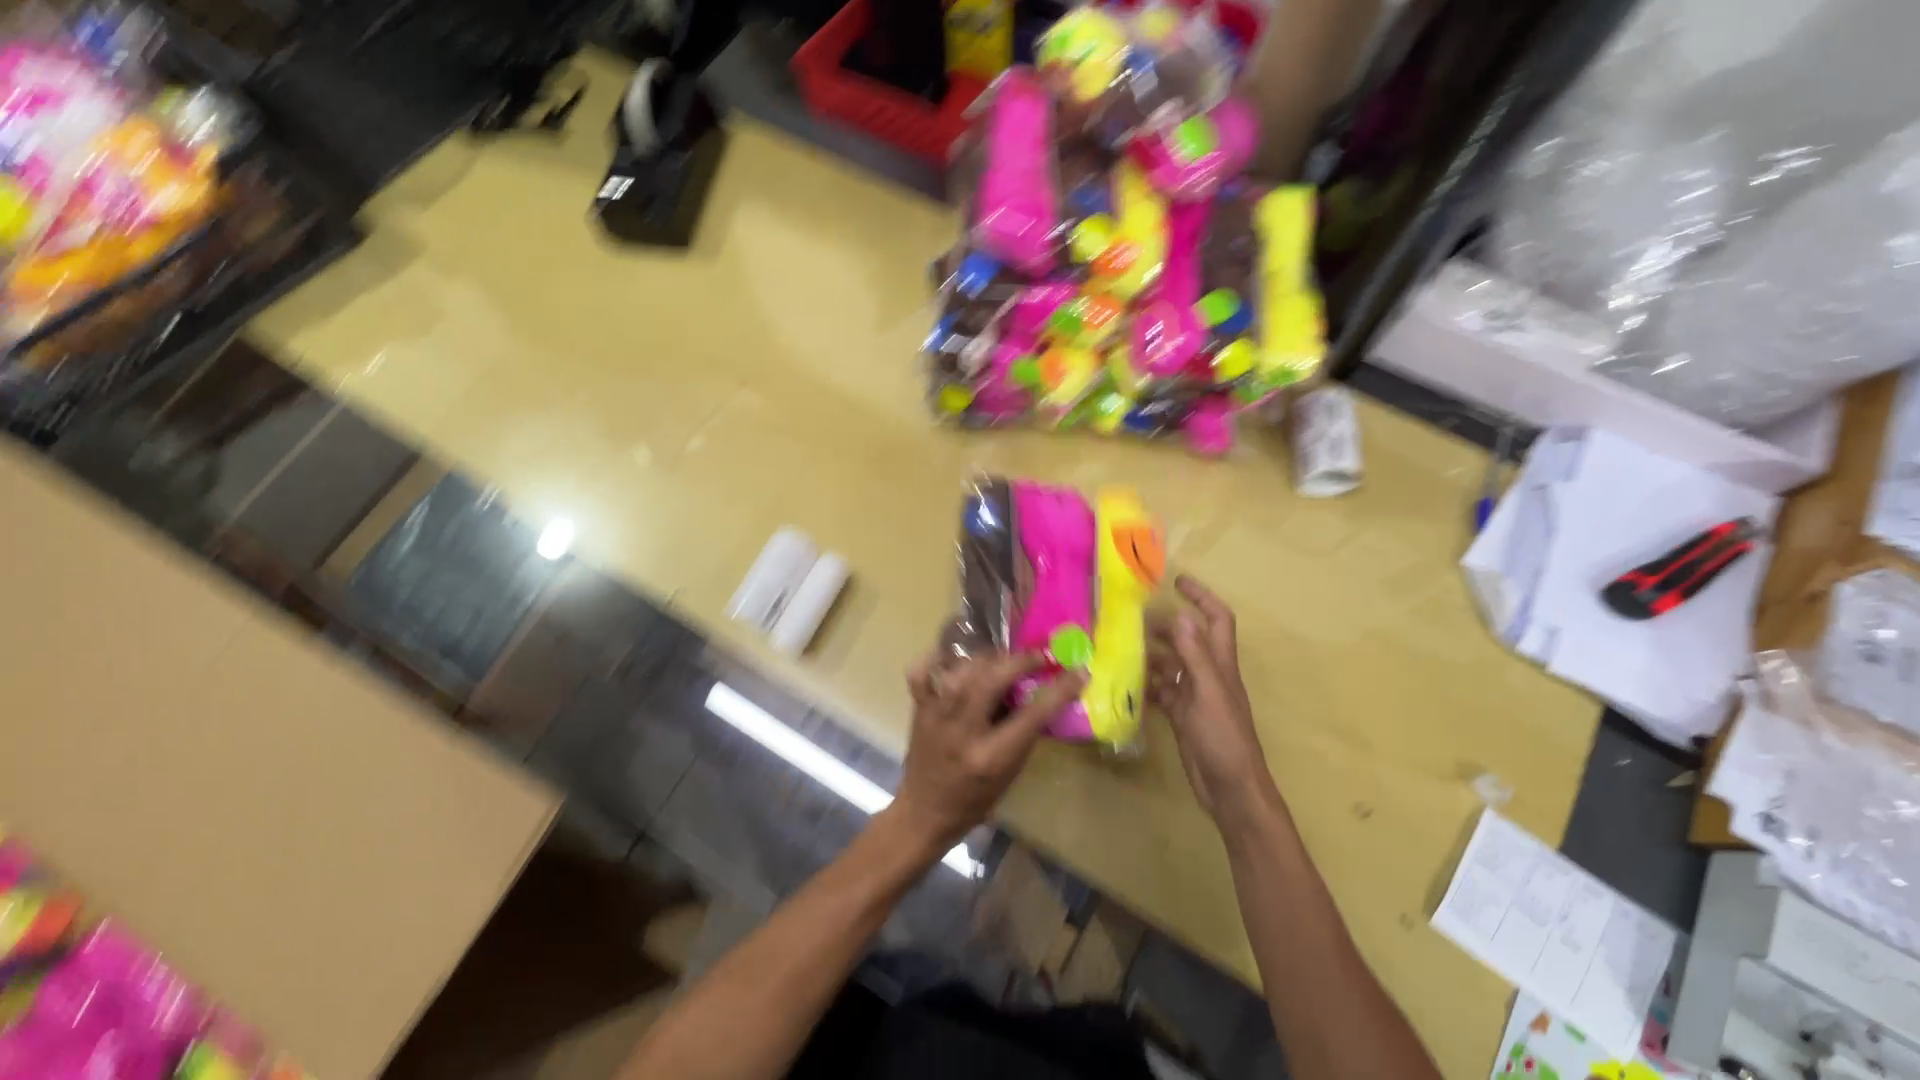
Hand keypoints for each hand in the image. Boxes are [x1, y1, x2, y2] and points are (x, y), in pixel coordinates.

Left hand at [890, 652, 1085, 854]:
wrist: (924, 812)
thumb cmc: (975, 799)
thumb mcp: (1010, 773)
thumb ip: (1025, 734)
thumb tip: (1042, 692)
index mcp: (991, 757)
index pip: (1032, 715)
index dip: (1060, 689)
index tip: (1079, 670)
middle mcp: (962, 732)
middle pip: (992, 680)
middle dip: (1020, 661)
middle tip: (1038, 657)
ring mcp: (935, 716)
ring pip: (962, 670)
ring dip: (988, 658)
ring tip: (1002, 660)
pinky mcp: (918, 709)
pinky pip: (923, 672)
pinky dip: (940, 659)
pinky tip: (957, 660)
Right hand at [1149, 575, 1276, 822]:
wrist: (1229, 786)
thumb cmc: (1224, 736)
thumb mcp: (1208, 692)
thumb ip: (1194, 655)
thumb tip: (1181, 615)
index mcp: (1220, 664)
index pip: (1216, 619)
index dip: (1202, 597)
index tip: (1177, 581)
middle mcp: (1208, 675)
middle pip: (1187, 639)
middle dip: (1164, 624)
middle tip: (1130, 618)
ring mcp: (1194, 697)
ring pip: (1171, 665)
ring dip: (1150, 653)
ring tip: (1119, 645)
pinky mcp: (1182, 717)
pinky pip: (1162, 692)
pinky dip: (1146, 684)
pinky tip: (1125, 681)